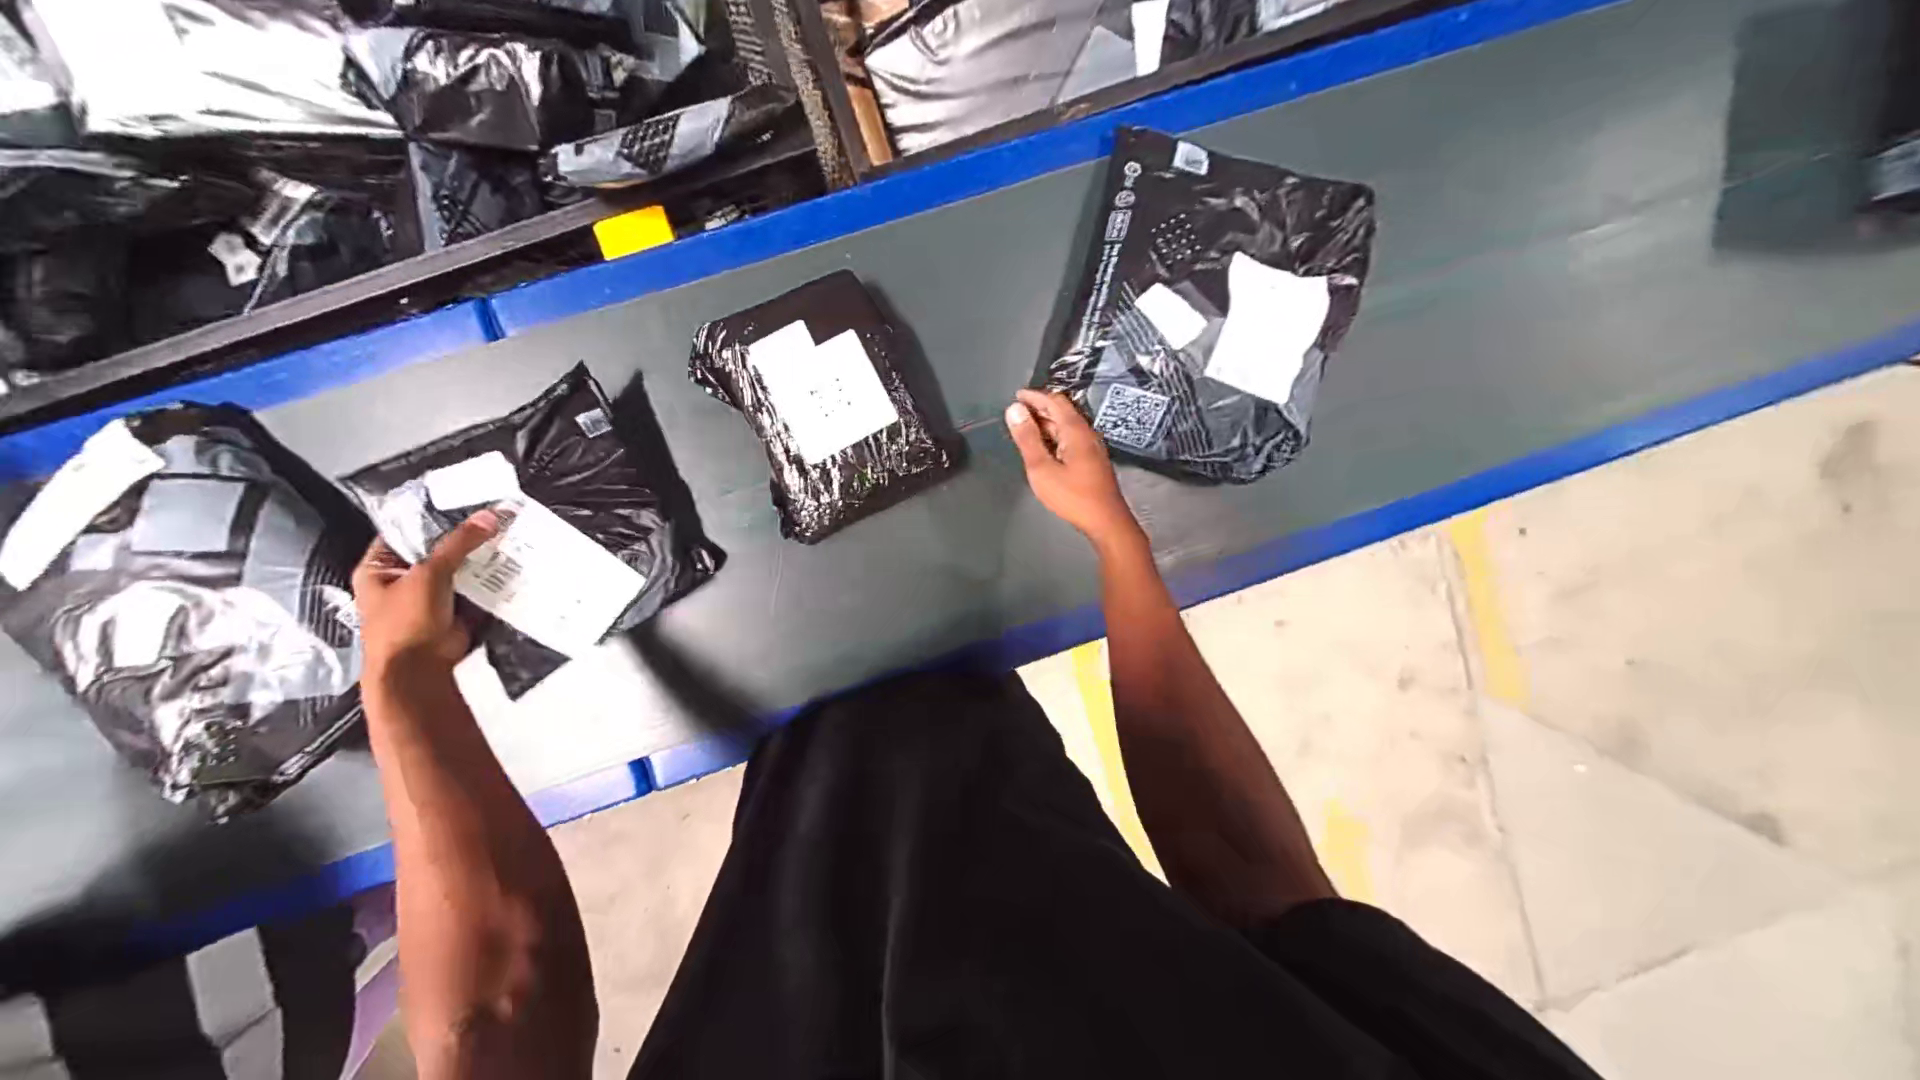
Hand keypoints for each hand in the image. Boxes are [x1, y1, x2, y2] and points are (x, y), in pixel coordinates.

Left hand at [352, 508, 501, 678]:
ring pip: (460, 568)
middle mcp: (404, 579)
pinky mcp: (457, 609)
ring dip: (481, 558)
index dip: (434, 517)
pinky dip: (491, 578)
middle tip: (497, 517)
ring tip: (511, 534)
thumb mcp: (429, 574)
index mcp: (380, 568)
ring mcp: (431, 595)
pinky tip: (513, 561)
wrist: (421, 669)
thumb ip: (459, 543)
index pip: (407, 531)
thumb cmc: (407, 621)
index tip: (467, 502)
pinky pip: (475, 587)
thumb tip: (491, 514)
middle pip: (438, 549)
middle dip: (466, 538)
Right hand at [1005, 389, 1145, 553]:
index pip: (1054, 401)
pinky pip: (1072, 438)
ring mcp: (1092, 447)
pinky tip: (1045, 447)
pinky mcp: (1093, 460)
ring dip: (1047, 422)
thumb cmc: (1073, 496)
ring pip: (1067, 425)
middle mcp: (1087, 433)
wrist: (1106, 520)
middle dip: (1039, 408)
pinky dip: (1055, 435)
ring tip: (1026, 428)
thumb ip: (1027, 438)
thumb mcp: (1042, 468)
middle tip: (1018, 412)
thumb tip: (1014, 409)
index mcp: (1075, 430)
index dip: (1034, 396)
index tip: (1017, 396)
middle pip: (1062, 411)